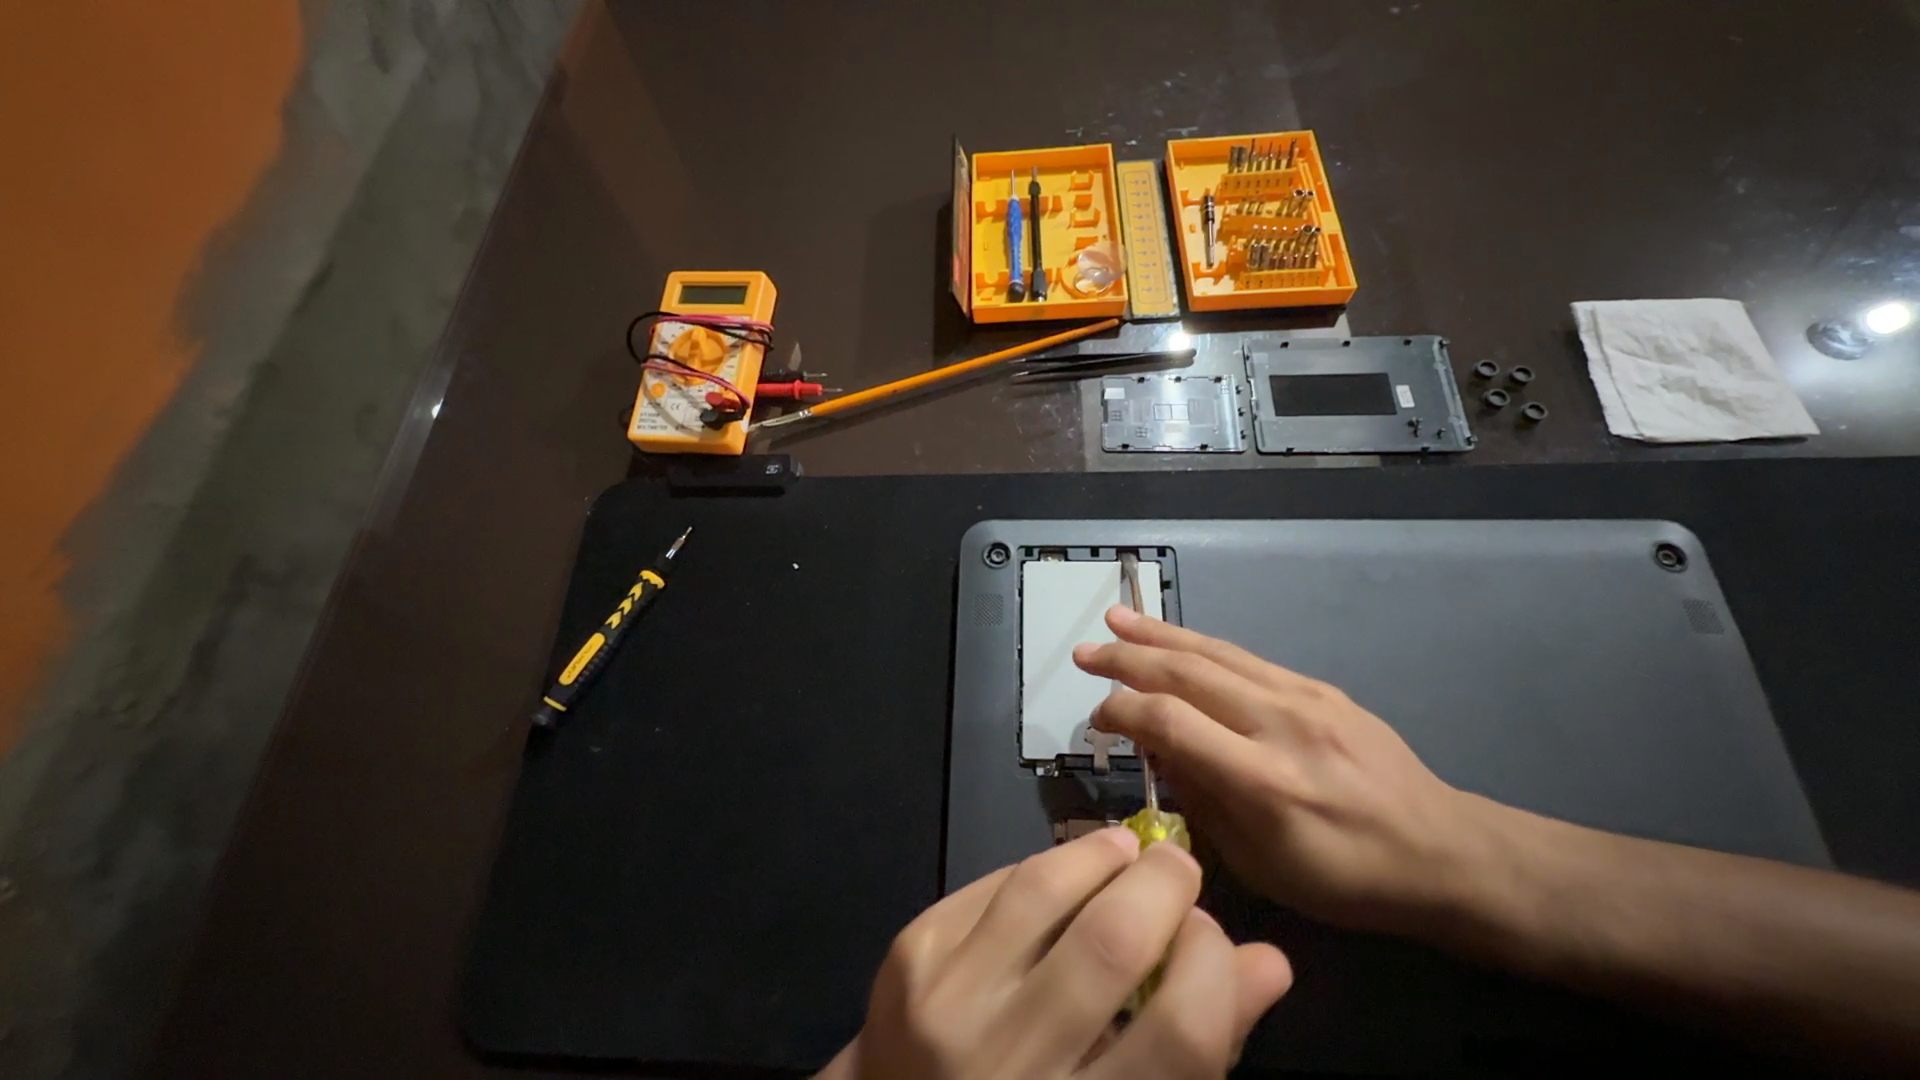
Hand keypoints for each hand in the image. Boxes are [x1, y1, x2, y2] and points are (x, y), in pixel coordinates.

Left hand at [817, 827, 1290, 1078]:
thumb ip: (1199, 1043)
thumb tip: (1269, 961)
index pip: (1182, 1031)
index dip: (1214, 966)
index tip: (1212, 934)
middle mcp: (1010, 1064)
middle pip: (1109, 943)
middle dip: (1162, 886)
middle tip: (1178, 868)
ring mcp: (949, 1002)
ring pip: (1042, 890)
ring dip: (1098, 854)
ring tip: (1126, 849)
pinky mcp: (913, 954)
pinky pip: (994, 884)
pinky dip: (1042, 868)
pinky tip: (1064, 870)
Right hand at [1072, 606, 1496, 932]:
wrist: (1442, 851)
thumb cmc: (1346, 878)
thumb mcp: (1260, 864)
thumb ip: (1202, 802)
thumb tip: (1160, 753)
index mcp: (1264, 781)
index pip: (1170, 723)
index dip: (1122, 712)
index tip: (1098, 721)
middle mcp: (1280, 724)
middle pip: (1187, 673)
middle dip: (1127, 659)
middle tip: (1084, 654)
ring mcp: (1303, 697)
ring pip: (1215, 653)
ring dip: (1159, 634)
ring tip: (1116, 620)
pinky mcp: (1318, 687)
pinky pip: (1246, 659)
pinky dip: (1201, 644)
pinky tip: (1176, 638)